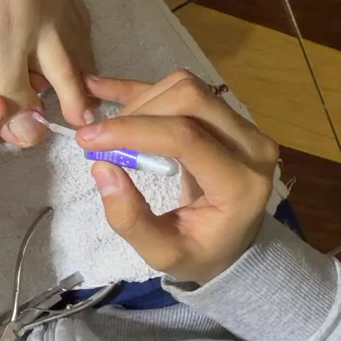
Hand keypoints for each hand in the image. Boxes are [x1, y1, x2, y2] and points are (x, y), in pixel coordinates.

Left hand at [0, 0, 95, 146]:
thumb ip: (10, 95)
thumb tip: (30, 134)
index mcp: (52, 43)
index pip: (68, 86)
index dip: (74, 106)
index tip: (84, 123)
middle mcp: (58, 15)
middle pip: (75, 56)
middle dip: (80, 82)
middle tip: (88, 105)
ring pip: (67, 26)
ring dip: (72, 51)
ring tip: (76, 67)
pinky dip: (56, 16)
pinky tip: (48, 11)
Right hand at [78, 71, 277, 284]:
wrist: (235, 245)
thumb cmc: (201, 253)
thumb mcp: (163, 253)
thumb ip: (131, 219)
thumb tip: (102, 168)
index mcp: (240, 185)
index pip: (186, 138)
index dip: (134, 132)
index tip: (88, 141)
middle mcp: (252, 147)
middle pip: (191, 99)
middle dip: (137, 114)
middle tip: (103, 141)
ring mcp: (246, 127)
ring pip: (187, 87)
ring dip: (142, 103)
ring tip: (116, 134)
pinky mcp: (230, 117)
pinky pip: (186, 88)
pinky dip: (145, 90)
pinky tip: (104, 89)